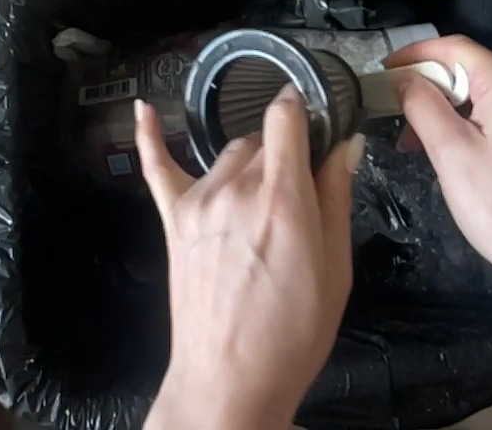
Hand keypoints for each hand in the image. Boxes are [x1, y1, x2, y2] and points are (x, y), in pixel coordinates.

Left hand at [135, 88, 363, 429]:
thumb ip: (337, 195)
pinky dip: (150, 136)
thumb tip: (346, 144)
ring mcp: (199, 200)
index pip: (285, 116)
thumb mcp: (336, 268)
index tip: (312, 112)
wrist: (230, 383)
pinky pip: (157, 166)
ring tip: (261, 209)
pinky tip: (145, 110)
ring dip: (250, 164)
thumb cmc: (292, 334)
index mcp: (282, 199)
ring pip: (230, 153)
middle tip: (297, 197)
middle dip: (284, 155)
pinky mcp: (173, 217)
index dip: (302, 107)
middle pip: (262, 139)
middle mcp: (236, 189)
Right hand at [386, 35, 491, 301]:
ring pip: (488, 96)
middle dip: (430, 91)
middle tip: (400, 125)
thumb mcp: (451, 154)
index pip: (454, 47)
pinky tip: (462, 157)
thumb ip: (422, 105)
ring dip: (451, 112)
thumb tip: (405, 77)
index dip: (414, 55)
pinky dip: (476, 125)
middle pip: (471, 71)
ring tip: (424, 148)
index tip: (383, 73)